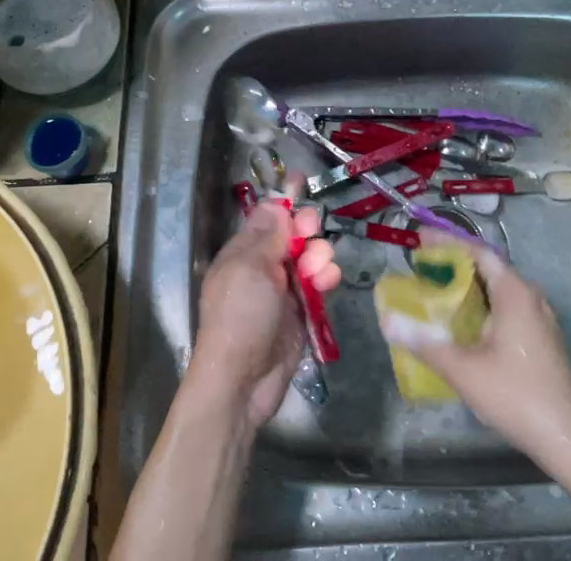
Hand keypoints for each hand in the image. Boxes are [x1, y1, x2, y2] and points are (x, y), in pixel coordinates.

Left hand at [188, 201, 341, 425]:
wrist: (242, 380)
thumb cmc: (240, 316)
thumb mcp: (249, 268)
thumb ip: (267, 236)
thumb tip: (274, 205)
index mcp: (241, 254)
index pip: (265, 220)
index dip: (285, 206)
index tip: (305, 190)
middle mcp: (261, 269)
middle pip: (291, 238)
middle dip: (305, 231)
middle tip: (314, 231)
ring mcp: (281, 293)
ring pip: (308, 262)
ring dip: (318, 257)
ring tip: (321, 267)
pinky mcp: (300, 315)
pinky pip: (317, 289)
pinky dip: (325, 280)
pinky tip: (330, 280)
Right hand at [378, 236, 570, 461]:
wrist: (567, 438)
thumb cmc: (516, 395)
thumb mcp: (463, 369)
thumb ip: (424, 342)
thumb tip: (387, 320)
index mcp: (515, 293)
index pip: (478, 253)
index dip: (447, 244)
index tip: (419, 240)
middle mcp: (530, 298)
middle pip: (488, 269)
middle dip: (453, 265)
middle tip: (420, 267)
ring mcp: (539, 319)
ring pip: (498, 291)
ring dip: (467, 288)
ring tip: (434, 293)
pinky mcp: (541, 340)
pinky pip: (506, 309)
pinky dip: (480, 307)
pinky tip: (461, 326)